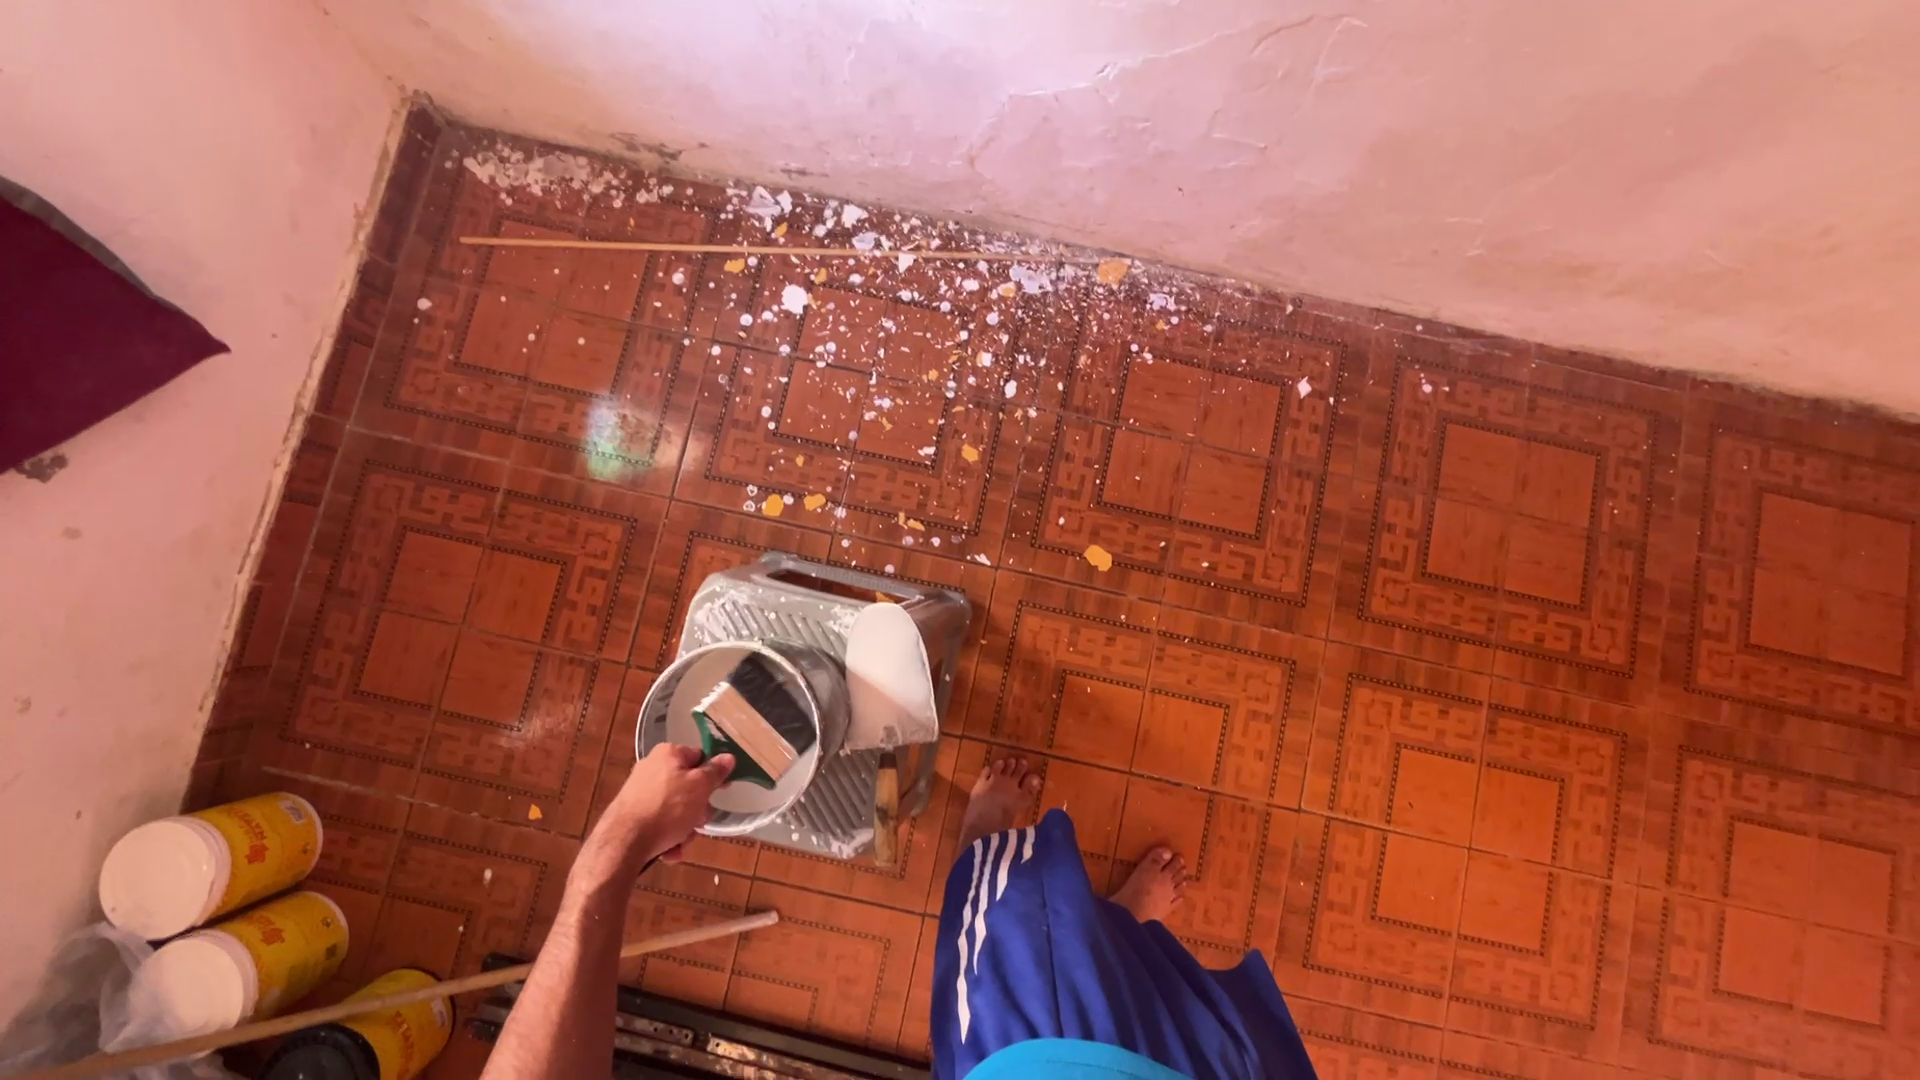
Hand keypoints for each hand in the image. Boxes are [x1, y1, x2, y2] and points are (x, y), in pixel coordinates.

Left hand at [596, 743, 733, 868]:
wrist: (623, 842)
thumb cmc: (667, 808)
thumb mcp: (700, 787)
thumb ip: (716, 771)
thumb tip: (728, 757)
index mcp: (668, 754)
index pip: (700, 757)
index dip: (713, 774)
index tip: (722, 791)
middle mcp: (651, 768)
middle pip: (688, 786)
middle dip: (697, 808)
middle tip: (699, 821)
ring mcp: (639, 793)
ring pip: (675, 808)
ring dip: (684, 827)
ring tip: (682, 841)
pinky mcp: (631, 815)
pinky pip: (658, 822)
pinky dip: (667, 837)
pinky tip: (669, 851)